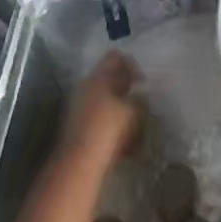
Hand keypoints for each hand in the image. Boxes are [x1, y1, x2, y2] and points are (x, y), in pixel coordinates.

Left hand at [63, 50, 142, 165]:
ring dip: (120, 106)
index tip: (143, 83)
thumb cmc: (109, 130)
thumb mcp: (134, 111)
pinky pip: (99, 115)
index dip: (132, 66)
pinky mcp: (77, 125)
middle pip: (109, 78)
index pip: (116, 57)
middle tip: (141, 101)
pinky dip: (112, 121)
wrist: (79, 164)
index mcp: (98, 77)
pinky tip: (123, 138)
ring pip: (105, 98)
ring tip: (135, 122)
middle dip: (127, 87)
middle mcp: (85, 86)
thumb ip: (140, 98)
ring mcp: (79, 105)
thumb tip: (142, 94)